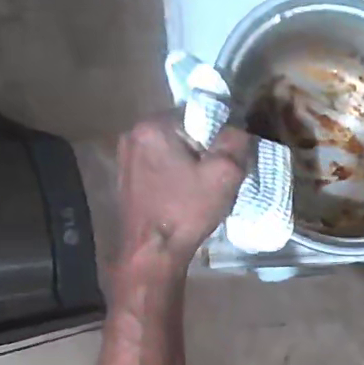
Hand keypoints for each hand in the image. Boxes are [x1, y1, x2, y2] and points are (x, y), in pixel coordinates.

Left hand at [115, 112, 252, 274]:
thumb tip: (237, 128)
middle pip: (184, 129)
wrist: (152, 252)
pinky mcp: (126, 176)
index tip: (229, 155)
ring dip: (190, 160)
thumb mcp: (224, 173)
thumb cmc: (186, 210)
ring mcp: (125, 156)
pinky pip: (160, 164)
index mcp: (153, 126)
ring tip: (204, 184)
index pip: (198, 112)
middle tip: (219, 172)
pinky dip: (176, 173)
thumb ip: (235, 141)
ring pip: (172, 147)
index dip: (220, 131)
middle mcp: (133, 133)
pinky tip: (185, 193)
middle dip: (204, 146)